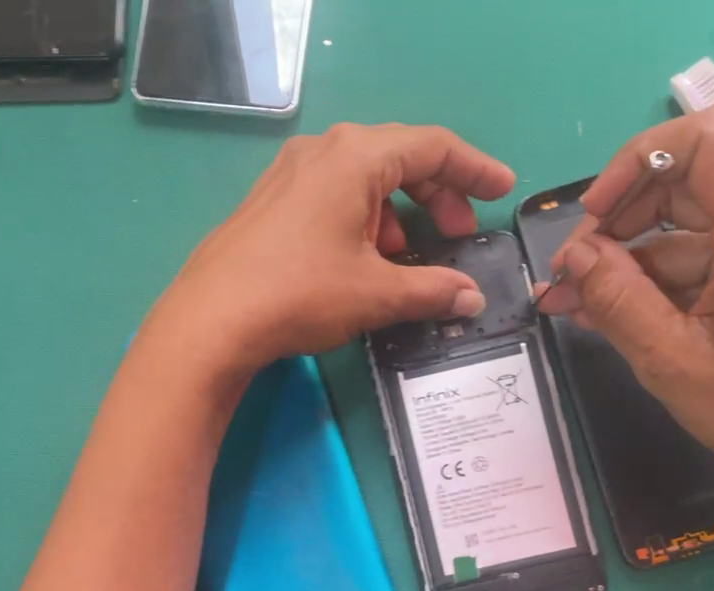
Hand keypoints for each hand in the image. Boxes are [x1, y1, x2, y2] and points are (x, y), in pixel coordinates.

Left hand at [149, 123, 515, 369]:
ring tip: (407, 258)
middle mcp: (322, 152)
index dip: (473, 168)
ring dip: (397, 214)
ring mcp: (290, 175)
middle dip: (436, 195)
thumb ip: (431, 291)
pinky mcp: (270, 203)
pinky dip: (361, 221)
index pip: (432, 146)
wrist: (212, 320)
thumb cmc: (301, 294)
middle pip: (398, 159)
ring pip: (362, 180)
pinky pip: (332, 198)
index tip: (501, 191)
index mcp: (355, 157)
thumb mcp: (376, 294)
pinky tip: (362, 261)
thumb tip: (471, 298)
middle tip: (457, 234)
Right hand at [537, 107, 713, 528]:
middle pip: (690, 183)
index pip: (703, 139)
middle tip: (567, 279)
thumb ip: (617, 301)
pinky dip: (668, 280)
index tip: (592, 220)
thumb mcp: (674, 363)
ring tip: (579, 306)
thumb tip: (572, 258)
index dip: (634, 163)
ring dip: (634, 263)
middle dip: (619, 226)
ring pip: (696, 226)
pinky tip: (623, 312)